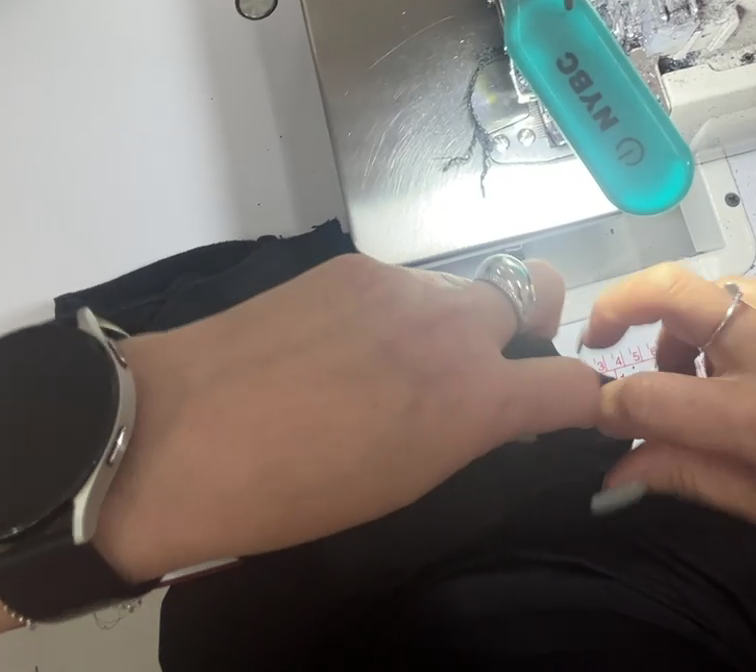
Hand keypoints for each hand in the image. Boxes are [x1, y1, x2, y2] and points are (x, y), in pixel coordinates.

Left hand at [95, 254, 600, 578]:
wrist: (172, 433)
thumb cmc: (288, 492)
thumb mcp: (401, 482)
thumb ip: (465, 430)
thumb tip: (493, 408)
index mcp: (471, 396)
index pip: (572, 382)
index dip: (583, 396)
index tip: (570, 406)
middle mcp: (450, 322)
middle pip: (533, 288)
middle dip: (527, 325)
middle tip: (482, 366)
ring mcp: (398, 282)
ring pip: (459, 288)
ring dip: (451, 322)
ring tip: (390, 364)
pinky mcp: (350, 264)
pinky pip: (400, 285)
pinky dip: (396, 312)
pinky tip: (342, 344)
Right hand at [582, 263, 755, 569]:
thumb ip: (686, 476)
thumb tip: (614, 473)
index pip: (649, 396)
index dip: (609, 406)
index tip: (597, 415)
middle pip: (667, 291)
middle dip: (615, 304)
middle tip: (599, 337)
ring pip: (705, 288)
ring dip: (676, 323)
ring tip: (694, 377)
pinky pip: (745, 292)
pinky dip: (720, 318)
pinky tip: (743, 362)